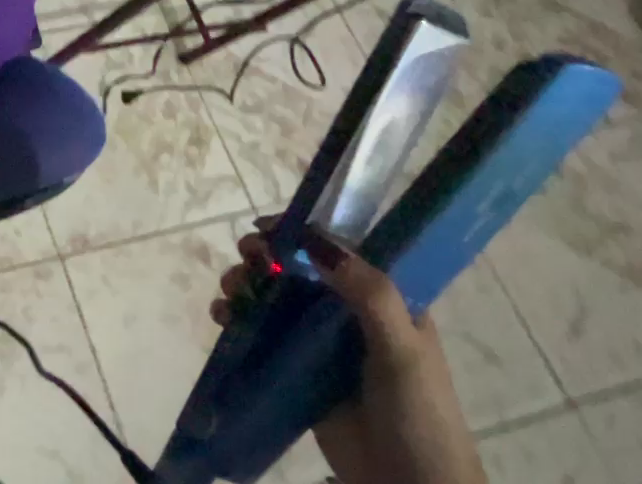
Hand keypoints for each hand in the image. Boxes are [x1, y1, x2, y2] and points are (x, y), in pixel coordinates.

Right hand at [213, 223, 485, 483]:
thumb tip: (316, 240)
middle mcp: (350, 315)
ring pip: (275, 297)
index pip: (342, 251)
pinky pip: (261, 332)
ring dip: (246, 284)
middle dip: (265, 256)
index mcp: (385, 304)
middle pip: (298, 270)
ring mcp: (321, 342)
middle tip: (245, 256)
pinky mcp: (296, 368)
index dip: (305, 232)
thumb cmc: (418, 415)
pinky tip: (223, 317)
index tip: (267, 225)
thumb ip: (369, 295)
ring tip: (230, 291)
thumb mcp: (402, 351)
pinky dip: (237, 317)